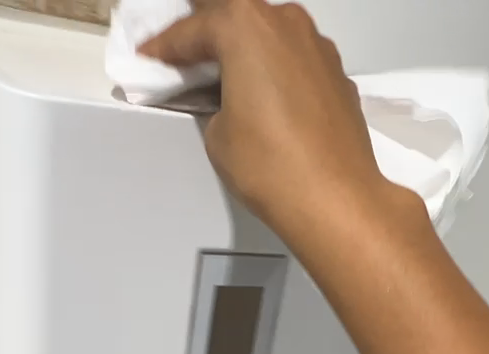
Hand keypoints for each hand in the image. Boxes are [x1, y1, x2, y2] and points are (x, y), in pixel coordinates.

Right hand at [140, 0, 423, 246]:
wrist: (335, 200)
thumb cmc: (271, 166)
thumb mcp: (217, 137)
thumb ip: (214, 106)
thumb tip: (226, 105)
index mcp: (245, 26)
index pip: (193, 29)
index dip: (165, 46)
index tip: (149, 56)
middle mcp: (286, 23)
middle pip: (237, 16)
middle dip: (209, 33)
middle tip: (187, 55)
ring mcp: (319, 48)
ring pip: (273, 36)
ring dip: (249, 52)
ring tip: (231, 79)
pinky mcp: (339, 78)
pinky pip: (299, 64)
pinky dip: (279, 75)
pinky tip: (271, 103)